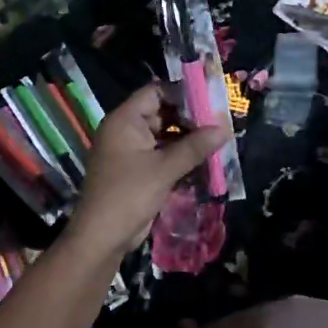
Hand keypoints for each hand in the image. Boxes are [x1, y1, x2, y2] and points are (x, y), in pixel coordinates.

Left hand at [67, 83, 230, 254]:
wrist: (102, 236)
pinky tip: (206, 161)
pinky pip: (162, 155)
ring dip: (189, 140)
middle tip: (222, 122)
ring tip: (219, 140)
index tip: (211, 98)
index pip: (155, 92)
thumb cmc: (129, 195)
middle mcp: (126, 131)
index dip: (183, 92)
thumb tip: (224, 129)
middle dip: (191, 118)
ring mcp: (131, 151)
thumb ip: (194, 147)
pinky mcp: (138, 171)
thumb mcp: (164, 169)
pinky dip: (181, 157)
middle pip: (162, 113)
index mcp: (125, 120)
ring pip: (165, 136)